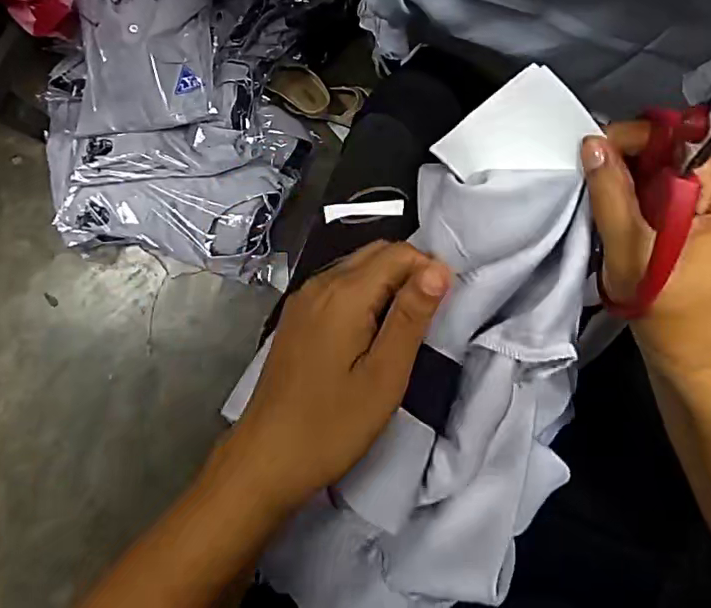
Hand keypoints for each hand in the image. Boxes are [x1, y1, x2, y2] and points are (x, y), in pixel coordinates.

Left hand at [220, 240, 452, 507]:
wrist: (265, 458)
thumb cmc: (331, 425)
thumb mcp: (384, 376)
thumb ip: (411, 316)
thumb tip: (437, 269)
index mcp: (343, 293)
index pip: (399, 253)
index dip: (429, 269)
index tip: (445, 304)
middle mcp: (320, 283)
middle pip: (377, 252)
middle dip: (411, 270)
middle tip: (431, 315)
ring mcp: (304, 297)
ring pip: (358, 265)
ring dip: (388, 280)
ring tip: (406, 325)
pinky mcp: (297, 314)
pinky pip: (339, 284)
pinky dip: (365, 292)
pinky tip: (372, 330)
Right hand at [581, 125, 710, 375]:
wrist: (682, 345)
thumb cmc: (662, 302)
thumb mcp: (629, 246)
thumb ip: (611, 191)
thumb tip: (593, 142)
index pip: (677, 140)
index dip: (633, 139)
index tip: (594, 152)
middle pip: (669, 147)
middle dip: (626, 155)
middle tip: (591, 170)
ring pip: (661, 163)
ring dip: (626, 171)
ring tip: (599, 185)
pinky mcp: (697, 211)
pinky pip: (661, 180)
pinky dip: (633, 185)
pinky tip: (614, 199)